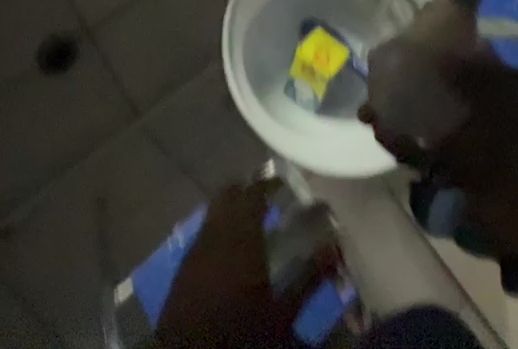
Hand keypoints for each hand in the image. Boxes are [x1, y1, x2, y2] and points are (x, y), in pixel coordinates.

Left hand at [157, 178, 334, 348]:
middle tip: (270, 197)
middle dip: (248, 190)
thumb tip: (332, 248)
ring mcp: (197, 247)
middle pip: (229, 194)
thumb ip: (309, 278)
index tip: (284, 183)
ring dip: (232, 206)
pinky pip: (205, 229)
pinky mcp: (185, 264)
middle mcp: (216, 233)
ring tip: (253, 218)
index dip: (268, 183)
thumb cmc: (242, 334)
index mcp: (241, 238)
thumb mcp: (282, 313)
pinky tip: (232, 244)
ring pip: (215, 210)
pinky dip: (220, 226)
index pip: (253, 194)